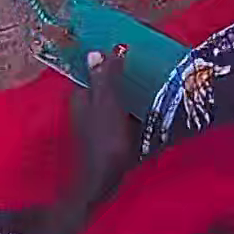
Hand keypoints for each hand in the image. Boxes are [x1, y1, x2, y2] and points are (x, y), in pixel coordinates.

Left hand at [67, 48, 135, 210]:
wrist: (102, 182)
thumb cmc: (105, 140)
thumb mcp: (107, 103)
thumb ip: (104, 78)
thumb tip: (98, 50)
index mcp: (81, 95)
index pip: (96, 70)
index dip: (111, 62)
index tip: (133, 54)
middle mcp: (84, 108)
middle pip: (105, 86)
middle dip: (122, 78)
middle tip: (146, 69)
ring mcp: (95, 124)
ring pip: (113, 102)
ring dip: (128, 95)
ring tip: (151, 87)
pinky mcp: (106, 138)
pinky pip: (119, 117)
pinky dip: (130, 112)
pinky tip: (146, 113)